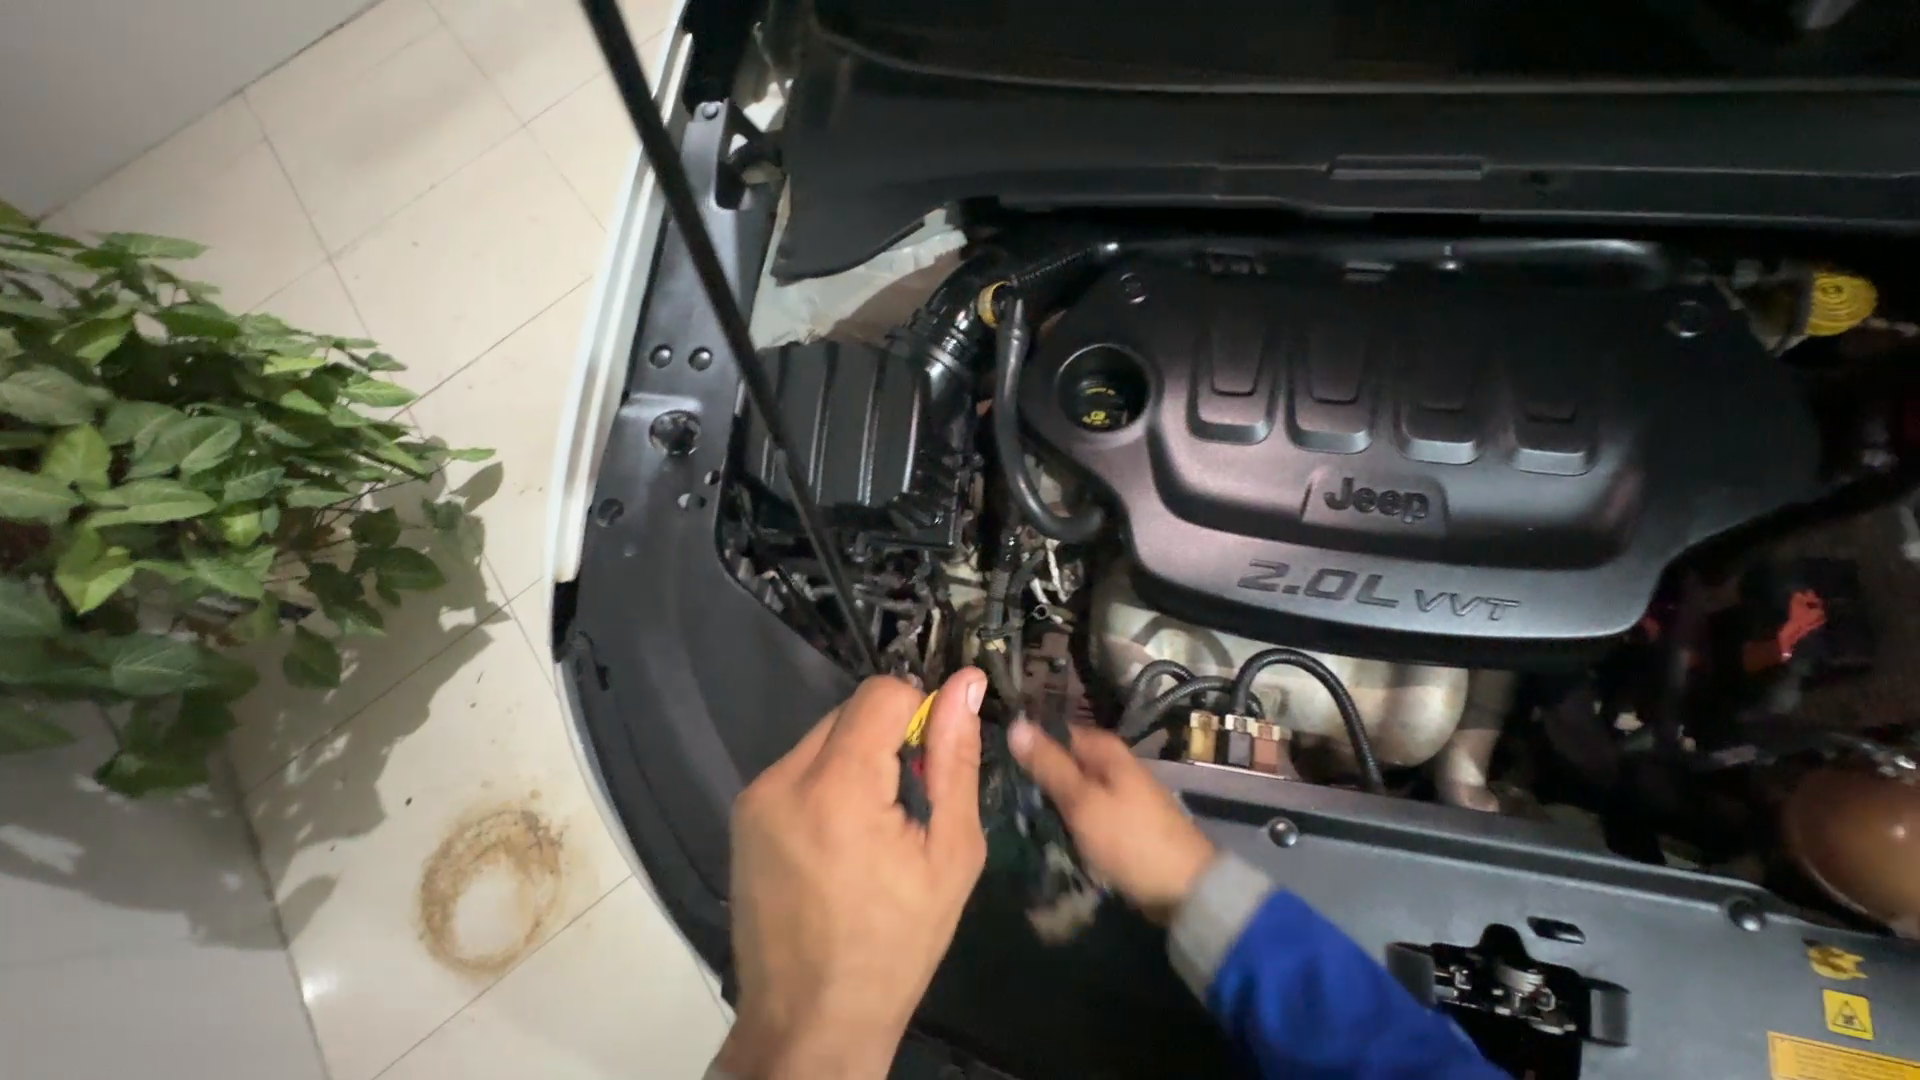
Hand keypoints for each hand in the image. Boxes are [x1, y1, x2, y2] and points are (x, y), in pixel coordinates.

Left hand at [714, 670, 987, 1079]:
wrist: (811, 1023)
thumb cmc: (896, 945)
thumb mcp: (950, 855)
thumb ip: (956, 761)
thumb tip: (966, 683)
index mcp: (838, 789)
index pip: (883, 693)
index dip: (920, 712)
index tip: (932, 760)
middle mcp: (784, 779)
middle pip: (851, 712)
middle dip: (888, 740)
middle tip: (907, 802)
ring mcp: (756, 796)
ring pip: (825, 736)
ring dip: (857, 760)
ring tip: (873, 827)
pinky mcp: (743, 814)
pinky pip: (799, 767)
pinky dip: (827, 782)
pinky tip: (839, 836)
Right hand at [1008, 719, 1214, 921]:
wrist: (1185, 890)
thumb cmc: (1130, 839)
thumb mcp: (1082, 800)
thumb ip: (1048, 764)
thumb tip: (1016, 723)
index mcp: (1105, 749)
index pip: (1055, 731)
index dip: (1027, 743)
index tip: (996, 760)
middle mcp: (1113, 764)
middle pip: (1064, 762)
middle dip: (1036, 776)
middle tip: (999, 792)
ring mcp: (1118, 794)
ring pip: (1072, 789)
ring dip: (1050, 801)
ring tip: (1014, 813)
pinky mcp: (1120, 823)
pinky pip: (1084, 812)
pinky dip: (1067, 819)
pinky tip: (1046, 832)